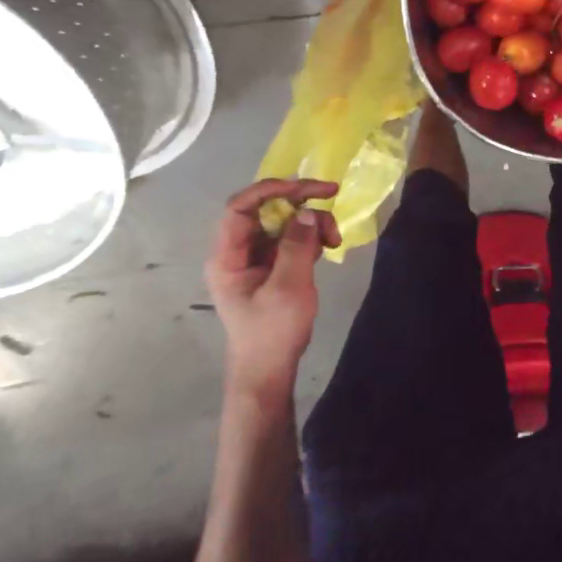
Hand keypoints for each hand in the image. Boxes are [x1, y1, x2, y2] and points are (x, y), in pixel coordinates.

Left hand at [206, 179, 342, 395]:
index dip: (268, 189)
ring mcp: (256, 257)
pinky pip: (292, 237)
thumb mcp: (287, 288)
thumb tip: (308, 211)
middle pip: (265, 208)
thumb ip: (296, 246)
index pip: (239, 207)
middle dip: (299, 201)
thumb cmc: (271, 333)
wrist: (269, 373)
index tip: (301, 188)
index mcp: (227, 255)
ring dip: (311, 221)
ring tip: (334, 238)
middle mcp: (238, 250)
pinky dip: (312, 235)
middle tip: (331, 194)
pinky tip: (329, 246)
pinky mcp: (274, 265)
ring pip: (283, 220)